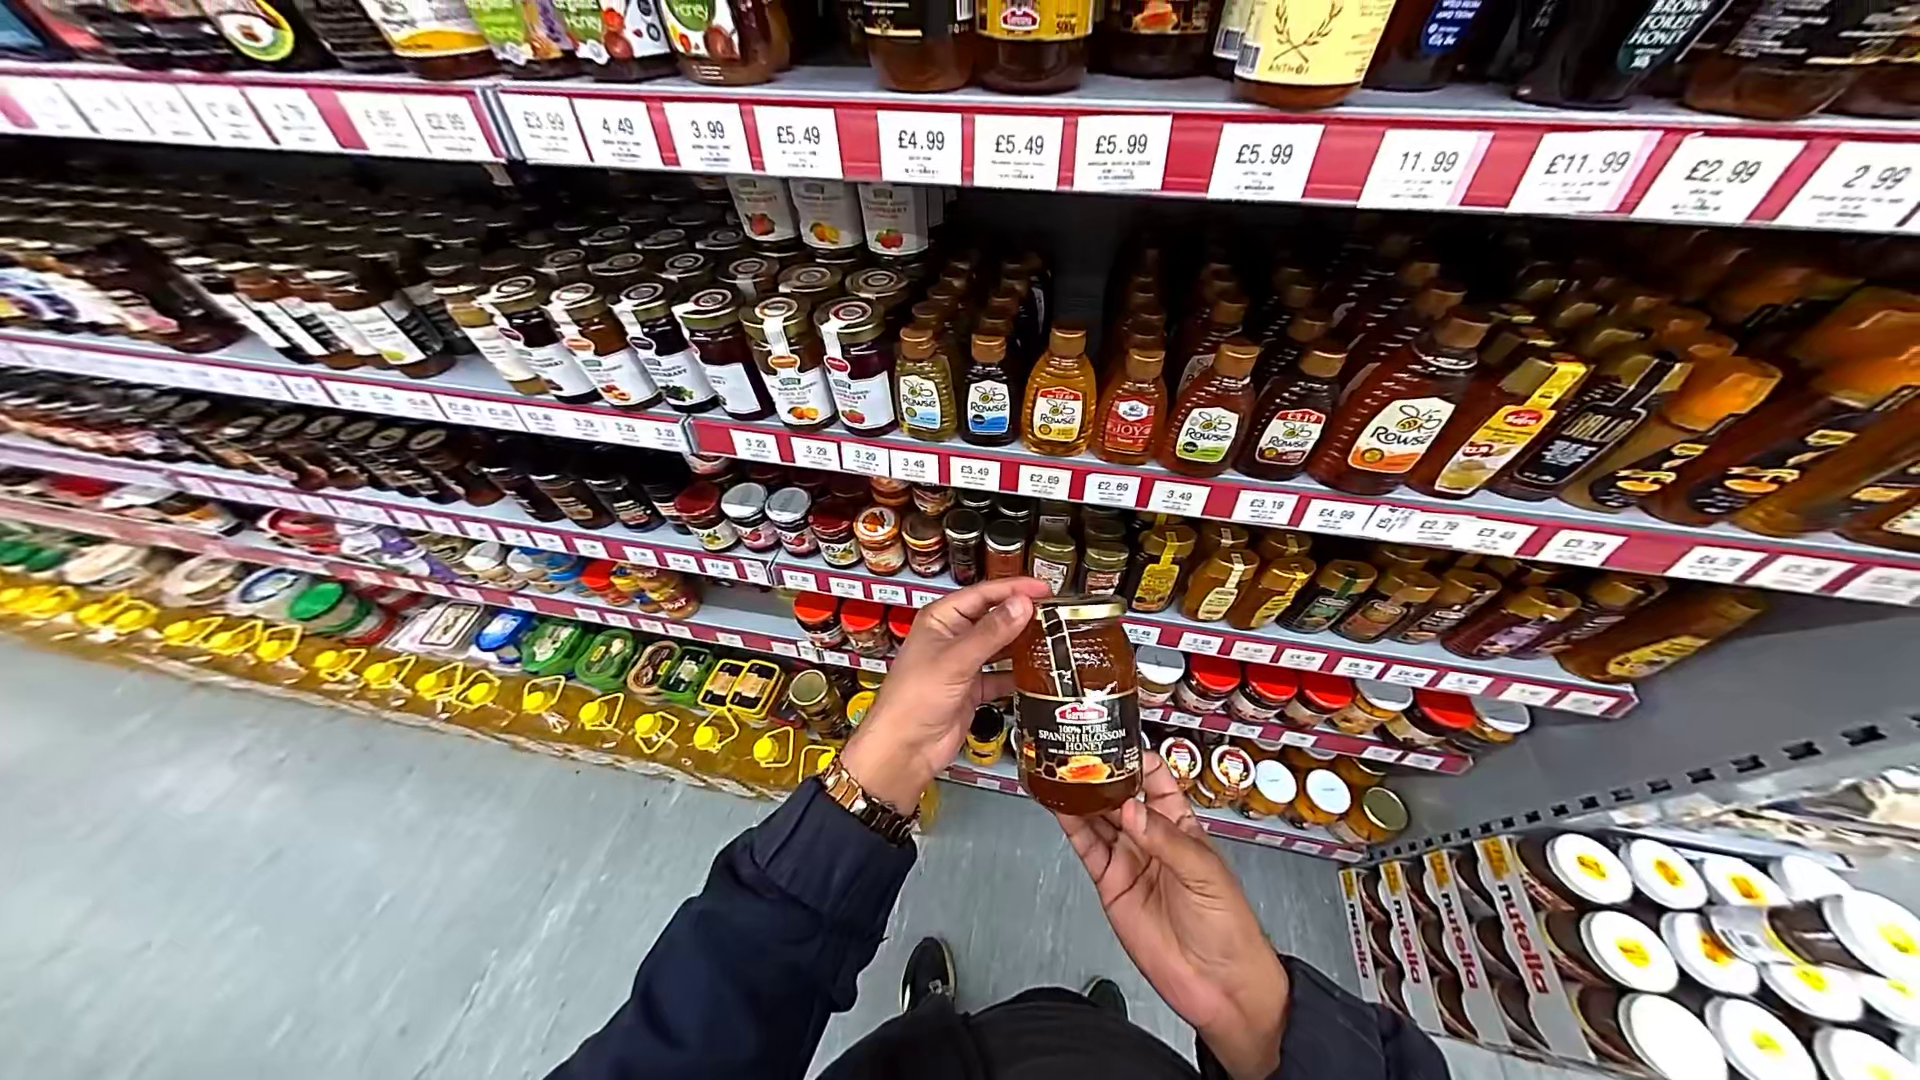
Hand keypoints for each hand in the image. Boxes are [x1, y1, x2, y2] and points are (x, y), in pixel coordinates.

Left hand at [841, 577, 1051, 810]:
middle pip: (993, 617)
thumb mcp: (956, 660)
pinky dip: (1017, 674)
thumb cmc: (913, 699)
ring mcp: (962, 664)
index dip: (1013, 588)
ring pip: (999, 646)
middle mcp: (952, 638)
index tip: (1042, 589)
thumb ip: (991, 631)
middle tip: (1053, 612)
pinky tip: (1036, 673)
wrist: (904, 749)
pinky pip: (1000, 676)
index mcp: (941, 619)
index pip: (983, 594)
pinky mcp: (971, 689)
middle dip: (1021, 614)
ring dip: (1022, 643)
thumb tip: (1021, 604)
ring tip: (1051, 637)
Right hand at [1055, 753, 1289, 1079]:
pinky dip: (1071, 826)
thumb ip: (1164, 840)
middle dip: (1098, 773)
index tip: (1113, 742)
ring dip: (1080, 795)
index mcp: (1178, 822)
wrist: (1220, 988)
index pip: (1152, 776)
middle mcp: (1149, 834)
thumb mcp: (1204, 873)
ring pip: (1097, 815)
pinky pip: (1086, 846)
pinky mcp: (1110, 881)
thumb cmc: (1229, 927)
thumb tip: (1131, 810)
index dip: (1132, 757)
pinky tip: (1060, 808)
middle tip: (1077, 755)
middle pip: (1118, 793)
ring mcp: (1128, 856)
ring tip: (1062, 774)